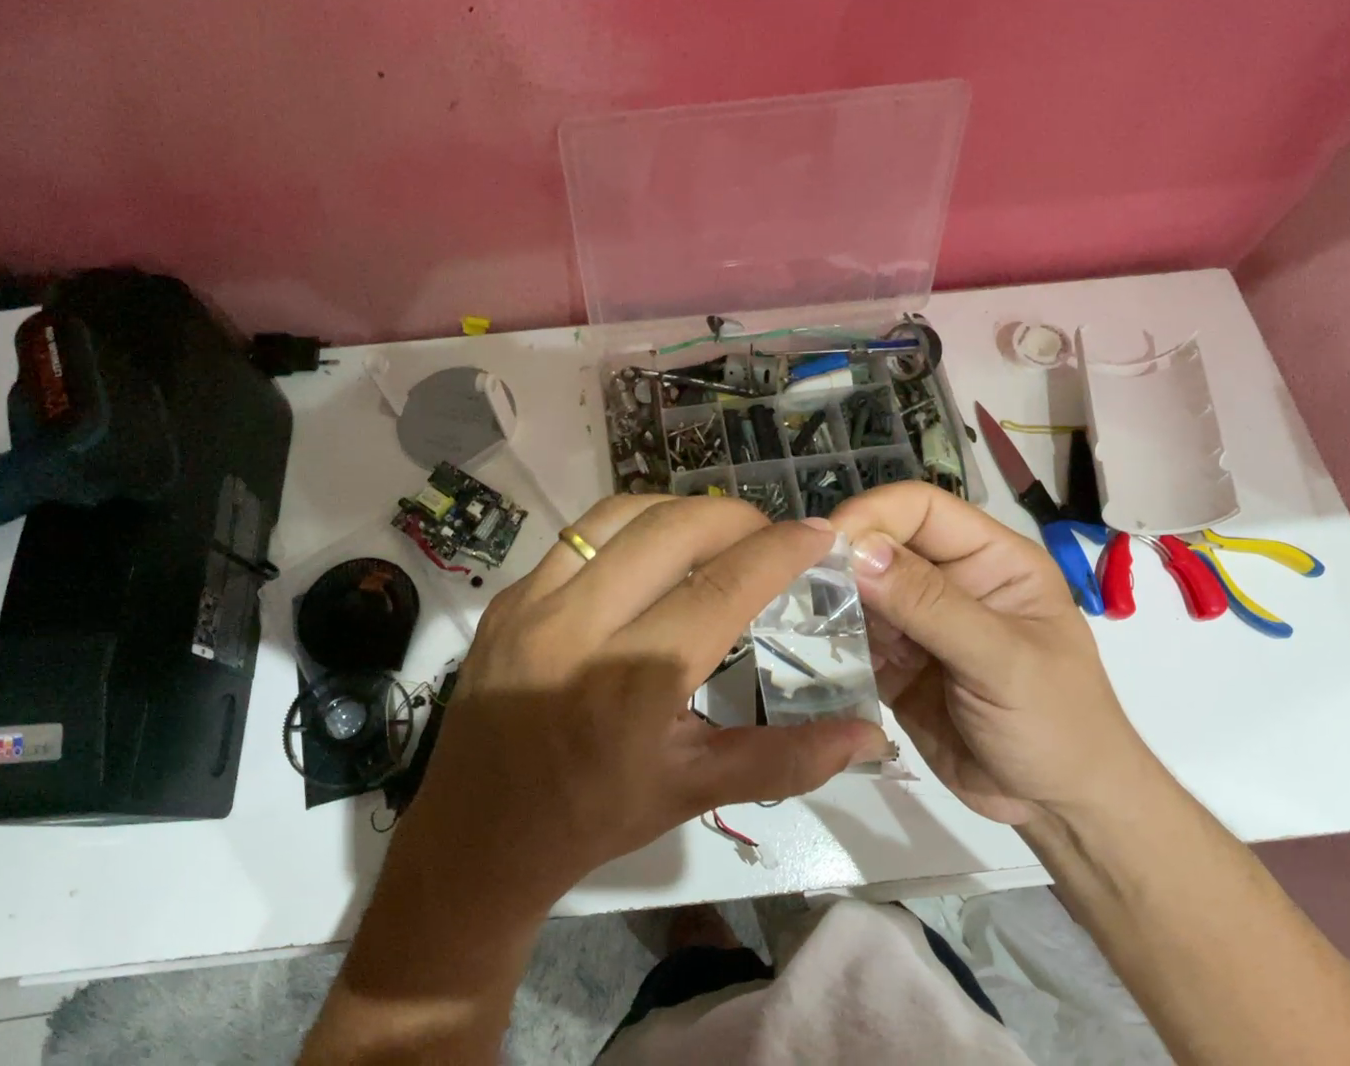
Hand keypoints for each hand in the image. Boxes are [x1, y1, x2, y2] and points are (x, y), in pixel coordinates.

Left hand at [396, 495, 889, 907]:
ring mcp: (531, 606)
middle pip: (670, 530)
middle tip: (767, 534)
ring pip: (616, 516)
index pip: (722, 586)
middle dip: (733, 517)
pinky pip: (574, 540)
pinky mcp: (504, 602)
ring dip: (676, 512)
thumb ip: (786, 759)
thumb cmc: (592, 819)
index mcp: (634, 679)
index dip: (779, 551)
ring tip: (710, 534)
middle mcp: (579, 626)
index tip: (819, 532)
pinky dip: (624, 533)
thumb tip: (870, 738)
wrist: (479, 837)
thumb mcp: (692, 790)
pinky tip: (644, 560)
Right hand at [827, 482, 1155, 824]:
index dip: (872, 516)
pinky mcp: (897, 667)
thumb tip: (857, 551)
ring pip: (862, 593)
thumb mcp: (1002, 661)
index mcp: (992, 561)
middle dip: (843, 561)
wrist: (1060, 807)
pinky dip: (834, 643)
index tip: (826, 547)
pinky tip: (816, 651)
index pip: (921, 510)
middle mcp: (952, 582)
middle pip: (882, 546)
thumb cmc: (1056, 724)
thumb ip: (931, 605)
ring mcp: (921, 626)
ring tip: (800, 620)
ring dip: (833, 603)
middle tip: (799, 587)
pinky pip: (856, 640)